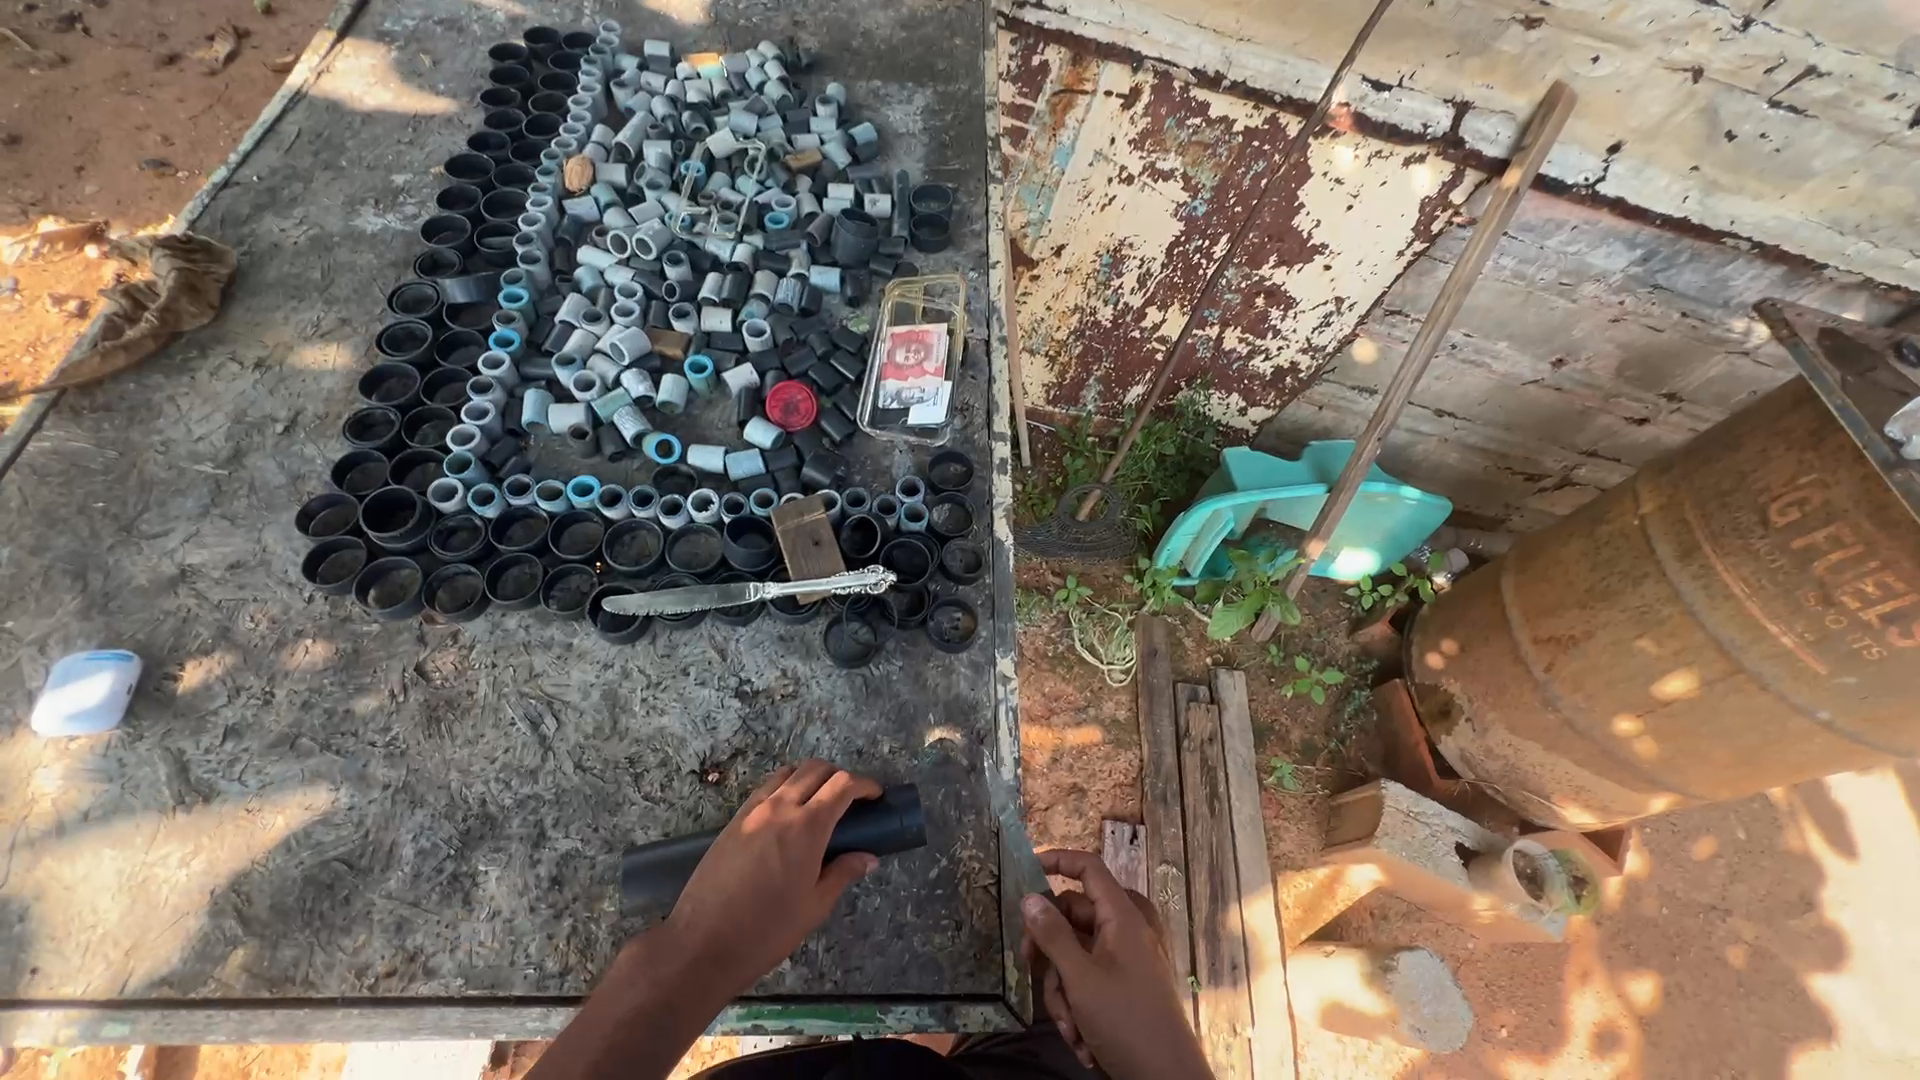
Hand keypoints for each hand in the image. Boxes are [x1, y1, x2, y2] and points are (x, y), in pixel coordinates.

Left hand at [666, 760, 882, 995]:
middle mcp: (780, 808)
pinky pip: (766, 788)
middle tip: (851, 800)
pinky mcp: (734, 820)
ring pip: (788, 773)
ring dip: (811, 776)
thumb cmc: (766, 930)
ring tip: (820, 801)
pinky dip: (786, 787)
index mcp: (807, 827)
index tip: (875, 796)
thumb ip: (843, 874)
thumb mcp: (814, 907)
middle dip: (840, 776)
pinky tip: (789, 813)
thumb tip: (869, 858)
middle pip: (816, 769)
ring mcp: (753, 811)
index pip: (842, 784)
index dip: (864, 784)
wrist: (701, 944)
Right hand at [1021, 849, 1211, 1079]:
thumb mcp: (1079, 978)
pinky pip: (1092, 977)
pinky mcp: (1128, 984)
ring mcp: (1129, 957)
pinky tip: (1082, 1038)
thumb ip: (1052, 934)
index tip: (1025, 870)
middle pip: (1074, 916)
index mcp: (1123, 915)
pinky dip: (1080, 1003)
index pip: (1088, 867)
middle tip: (1029, 968)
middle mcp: (1128, 928)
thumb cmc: (1125, 1021)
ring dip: (1065, 990)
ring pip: (1077, 953)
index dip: (1057, 860)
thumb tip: (1029, 897)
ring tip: (1070, 1027)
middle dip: (1052, 952)